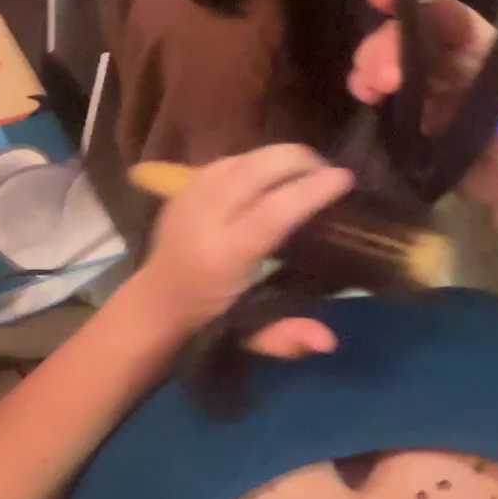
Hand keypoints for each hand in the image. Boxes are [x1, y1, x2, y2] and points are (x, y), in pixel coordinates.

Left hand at [134, 144, 352, 339]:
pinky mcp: (182, 187)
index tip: (343, 179)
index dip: (309, 191)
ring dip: (279, 157)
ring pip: (242, 158)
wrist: (155, 303)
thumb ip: (288, 337)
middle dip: (297, 160)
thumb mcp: (250, 337)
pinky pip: (228, 160)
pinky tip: (274, 171)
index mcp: (223, 258)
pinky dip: (257, 160)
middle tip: (328, 171)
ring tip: (307, 168)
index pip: (271, 212)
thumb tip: (330, 341)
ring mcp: (189, 197)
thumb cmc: (209, 320)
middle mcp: (204, 219)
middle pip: (255, 170)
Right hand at [347, 0, 497, 211]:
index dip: (413, 0)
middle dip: (385, 47)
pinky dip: (366, 89)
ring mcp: (428, 88)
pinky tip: (364, 99)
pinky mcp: (411, 115)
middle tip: (380, 79)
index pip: (445, 15)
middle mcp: (450, 61)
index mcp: (481, 50)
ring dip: (370, 66)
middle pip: (409, 37)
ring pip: (389, 60)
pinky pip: (383, 93)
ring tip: (366, 90)